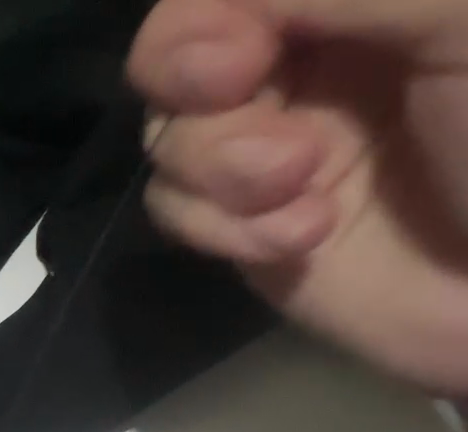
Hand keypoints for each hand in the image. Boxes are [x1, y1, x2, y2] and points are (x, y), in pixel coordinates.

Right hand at [129, 0, 467, 391]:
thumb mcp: (465, 15)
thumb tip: (210, 14)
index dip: (201, 20)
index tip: (235, 59)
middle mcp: (317, 54)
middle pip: (177, 58)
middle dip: (195, 95)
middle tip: (234, 99)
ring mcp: (274, 140)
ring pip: (166, 138)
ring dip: (215, 169)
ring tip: (297, 191)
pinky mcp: (244, 218)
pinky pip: (172, 208)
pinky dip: (219, 226)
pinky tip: (298, 237)